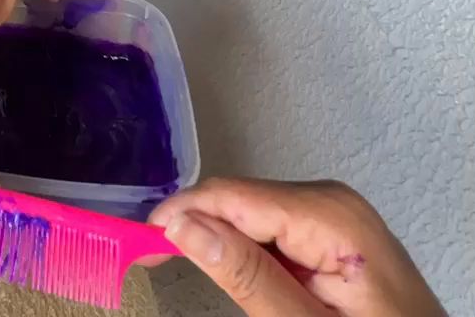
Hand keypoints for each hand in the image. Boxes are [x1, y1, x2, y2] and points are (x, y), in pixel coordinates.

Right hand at [146, 178, 445, 316]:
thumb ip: (247, 277)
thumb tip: (180, 224)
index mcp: (330, 215)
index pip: (229, 196)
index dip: (178, 215)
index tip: (138, 246)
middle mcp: (331, 198)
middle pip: (237, 200)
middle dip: (200, 229)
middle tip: (158, 264)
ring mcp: (336, 213)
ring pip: (248, 212)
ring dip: (222, 241)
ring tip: (200, 273)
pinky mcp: (335, 231)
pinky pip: (271, 227)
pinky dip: (248, 250)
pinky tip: (246, 277)